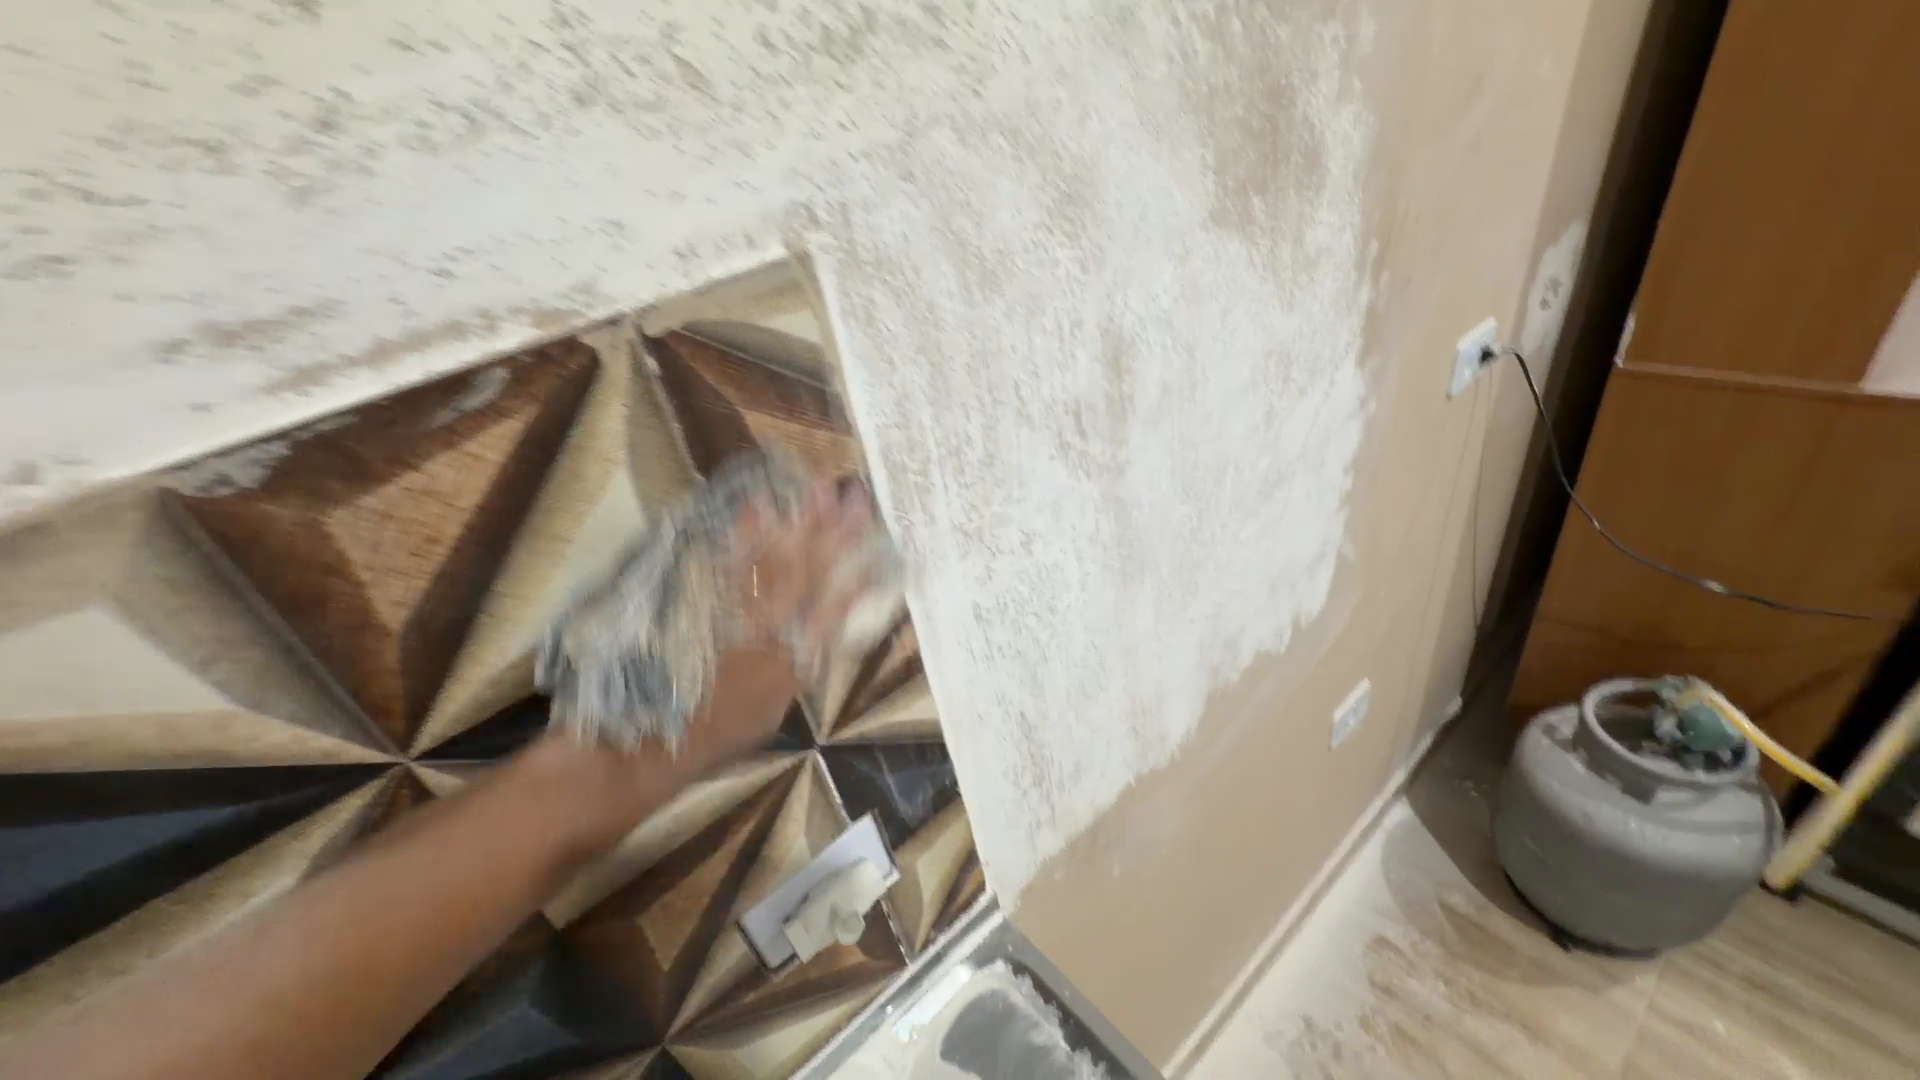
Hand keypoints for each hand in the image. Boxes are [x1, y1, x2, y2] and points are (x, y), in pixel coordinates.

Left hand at [522, 476, 887, 849]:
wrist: (652, 743)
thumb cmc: (716, 734)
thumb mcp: (773, 709)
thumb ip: (798, 666)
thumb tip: (820, 632)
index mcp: (795, 663)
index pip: (835, 609)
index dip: (856, 571)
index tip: (871, 542)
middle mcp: (772, 637)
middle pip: (808, 577)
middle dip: (832, 534)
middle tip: (849, 496)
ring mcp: (736, 620)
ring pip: (773, 566)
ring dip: (795, 525)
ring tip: (812, 491)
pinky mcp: (702, 608)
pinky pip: (726, 566)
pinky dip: (742, 535)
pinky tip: (754, 508)